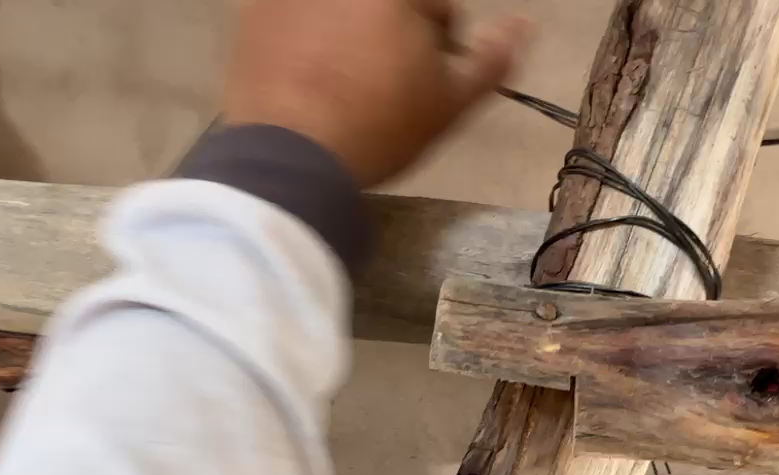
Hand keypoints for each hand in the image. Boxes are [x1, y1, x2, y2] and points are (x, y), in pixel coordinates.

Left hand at [222, 0, 531, 188]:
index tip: (420, 89)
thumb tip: (523, 26)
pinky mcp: (256, 6)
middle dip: (392, 35)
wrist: (293, 156)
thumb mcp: (448, 105)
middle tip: (381, 88)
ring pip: (342, 12)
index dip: (439, 51)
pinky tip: (305, 76)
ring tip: (341, 83)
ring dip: (349, 32)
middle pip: (389, 7)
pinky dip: (304, 34)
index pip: (441, 11)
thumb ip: (490, 62)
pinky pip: (295, 14)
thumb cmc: (379, 129)